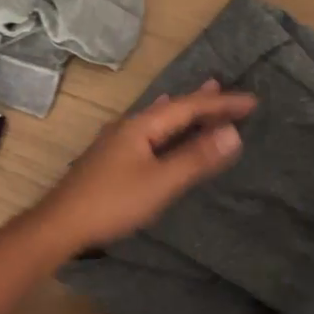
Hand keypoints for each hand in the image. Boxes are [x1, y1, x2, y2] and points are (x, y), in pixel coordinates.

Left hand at [31, 80, 256, 251]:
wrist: (60, 224)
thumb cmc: (112, 203)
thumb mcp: (160, 182)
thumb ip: (195, 158)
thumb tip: (232, 132)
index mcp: (140, 126)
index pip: (188, 107)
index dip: (221, 104)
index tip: (253, 102)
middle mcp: (126, 127)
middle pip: (170, 109)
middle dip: (200, 102)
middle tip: (225, 89)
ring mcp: (115, 143)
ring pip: (157, 121)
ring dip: (181, 114)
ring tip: (199, 103)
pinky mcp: (109, 161)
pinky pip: (147, 134)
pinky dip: (165, 130)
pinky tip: (160, 134)